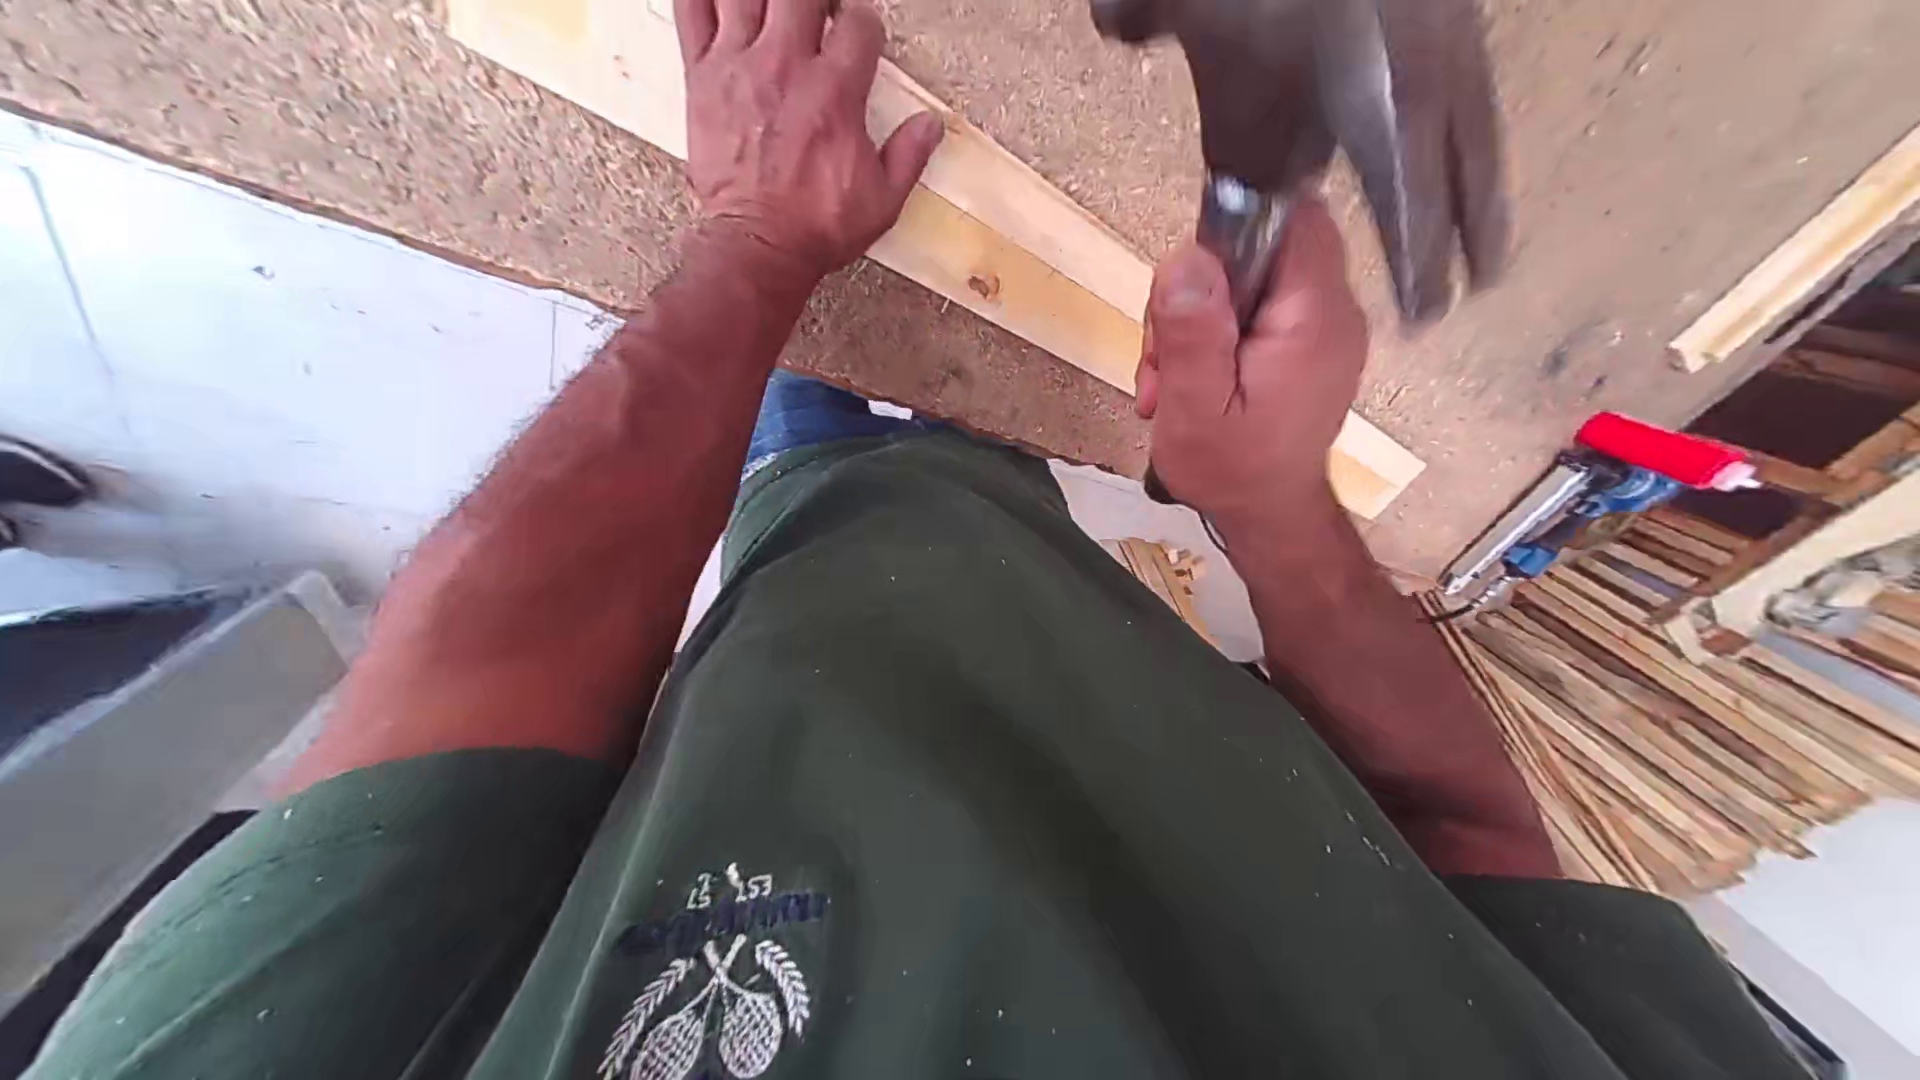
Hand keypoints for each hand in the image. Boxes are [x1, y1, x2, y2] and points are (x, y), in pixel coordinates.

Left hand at [675, 0, 944, 278]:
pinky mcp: (702, 78)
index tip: (862, 44)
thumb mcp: (882, 201)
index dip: (866, 28)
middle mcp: (787, 66)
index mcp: (836, 93)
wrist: (760, 246)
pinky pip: (691, 7)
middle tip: (820, 14)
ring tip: (777, 14)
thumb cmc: (817, 227)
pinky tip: (724, 9)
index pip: (859, 25)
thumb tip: (930, 125)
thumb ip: (908, 156)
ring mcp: (740, 66)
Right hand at [1135, 196, 1368, 539]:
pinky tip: (1189, 385)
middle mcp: (1329, 314)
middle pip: (1255, 254)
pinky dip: (1211, 343)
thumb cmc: (1233, 472)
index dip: (1229, 236)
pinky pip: (1249, 316)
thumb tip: (1184, 260)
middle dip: (1193, 298)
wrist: (1266, 515)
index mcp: (1311, 320)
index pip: (1291, 221)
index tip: (1186, 289)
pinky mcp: (1301, 347)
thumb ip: (1192, 336)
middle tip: (1164, 358)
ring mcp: (1317, 331)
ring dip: (1192, 328)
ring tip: (1170, 384)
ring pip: (1243, 287)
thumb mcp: (1195, 409)